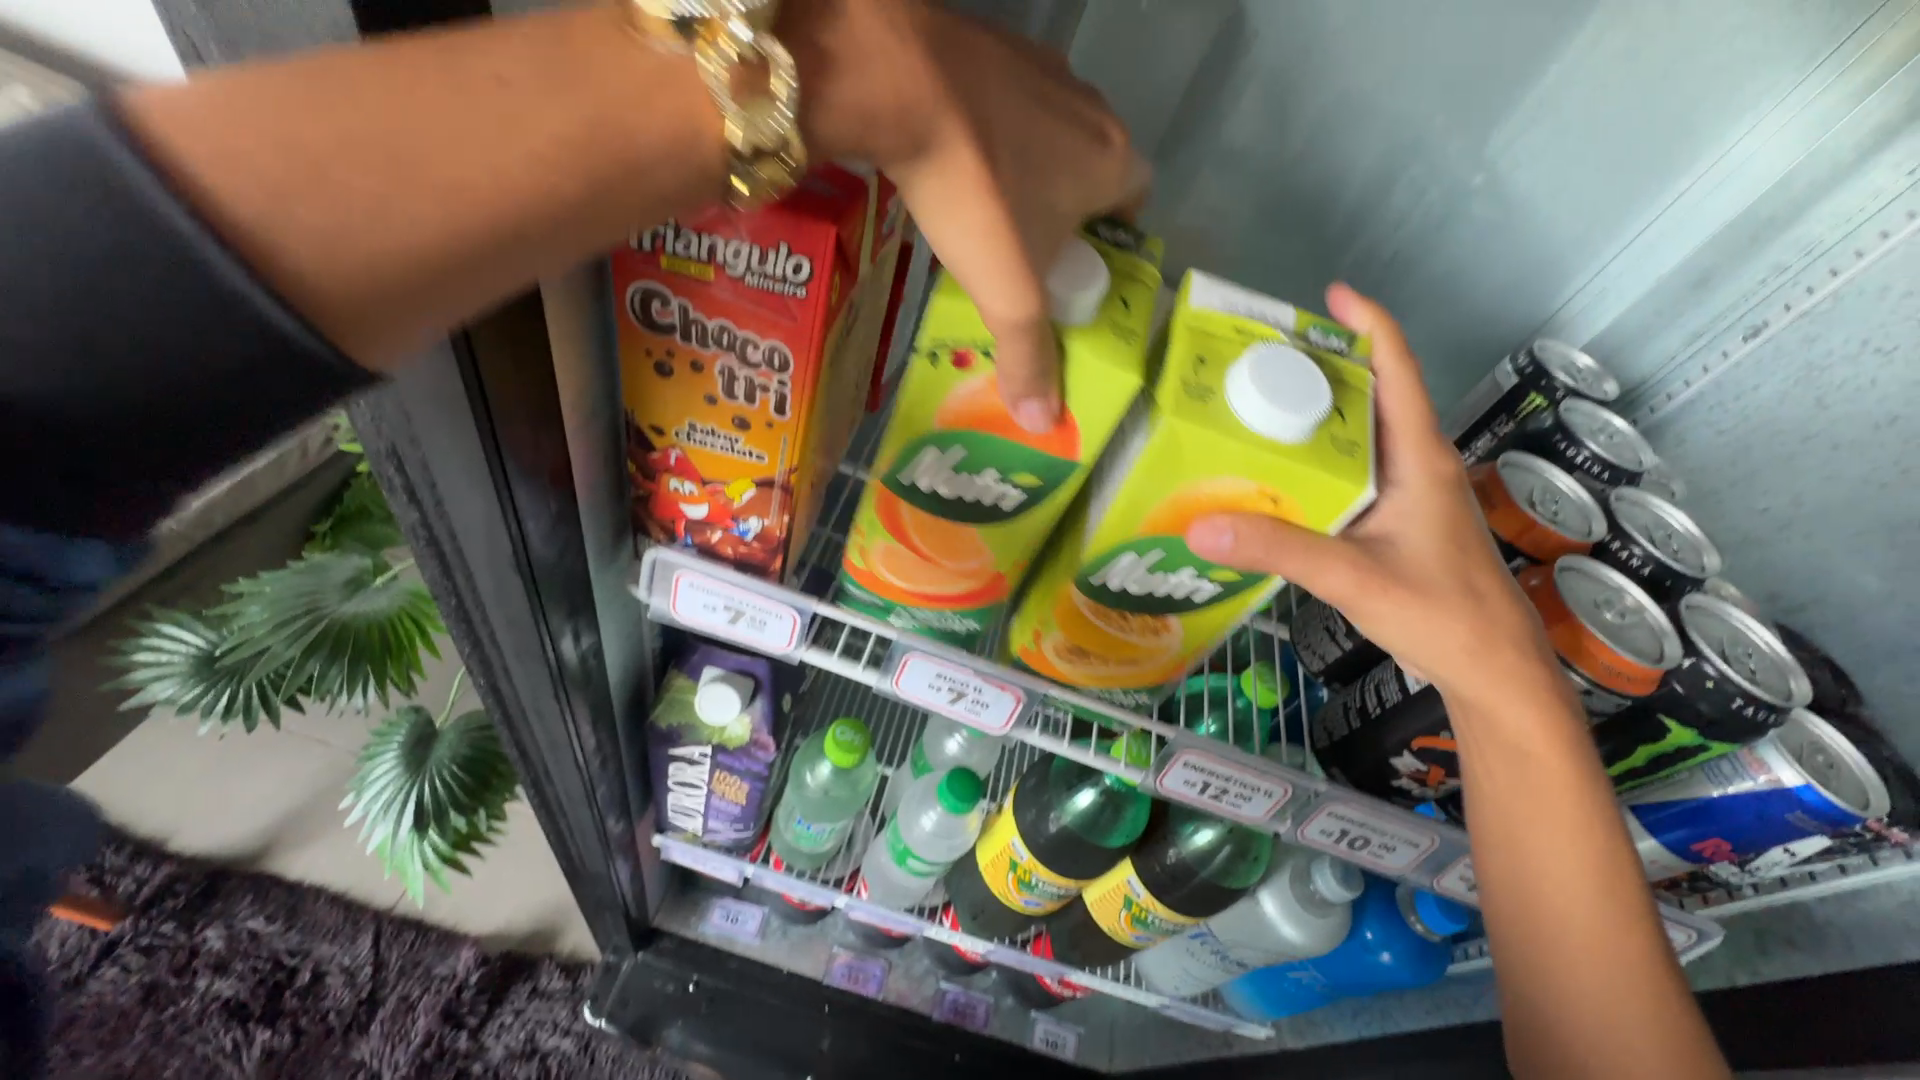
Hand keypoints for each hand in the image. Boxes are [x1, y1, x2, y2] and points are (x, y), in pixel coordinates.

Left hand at [783, 0, 1146, 431]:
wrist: (902, 83)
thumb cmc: (977, 194)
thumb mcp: (1008, 292)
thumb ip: (1030, 356)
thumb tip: (1045, 423)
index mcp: (1115, 162)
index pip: (1134, 207)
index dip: (1108, 242)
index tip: (1070, 269)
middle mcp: (1095, 110)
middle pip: (1093, 171)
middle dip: (1066, 212)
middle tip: (1022, 251)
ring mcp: (1046, 71)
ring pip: (1051, 135)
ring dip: (1029, 171)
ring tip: (985, 209)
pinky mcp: (998, 49)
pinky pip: (1008, 104)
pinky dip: (992, 133)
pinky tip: (956, 157)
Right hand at [1182, 284, 1564, 707]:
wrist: (1491, 669)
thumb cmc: (1439, 612)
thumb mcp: (1352, 577)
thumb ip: (1277, 549)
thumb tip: (1198, 524)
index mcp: (1419, 459)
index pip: (1397, 372)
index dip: (1369, 326)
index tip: (1330, 295)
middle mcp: (1416, 466)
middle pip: (1373, 398)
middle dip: (1324, 370)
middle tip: (1262, 362)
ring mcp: (1410, 496)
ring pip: (1362, 440)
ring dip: (1319, 419)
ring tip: (1259, 409)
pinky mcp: (1398, 523)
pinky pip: (1355, 475)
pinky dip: (1319, 464)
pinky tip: (1281, 478)